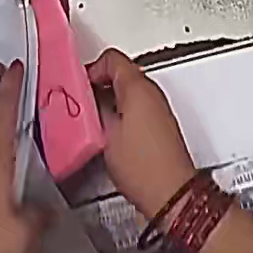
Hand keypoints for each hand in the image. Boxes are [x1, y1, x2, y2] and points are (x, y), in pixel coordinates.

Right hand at [87, 50, 198, 217]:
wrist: (172, 195)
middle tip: (84, 101)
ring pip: (129, 90)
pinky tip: (111, 133)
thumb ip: (94, 108)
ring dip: (110, 99)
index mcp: (137, 87)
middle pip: (121, 72)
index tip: (80, 84)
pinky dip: (123, 112)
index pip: (111, 58)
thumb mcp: (105, 135)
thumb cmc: (144, 167)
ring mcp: (159, 108)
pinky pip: (138, 106)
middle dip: (99, 84)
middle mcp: (152, 92)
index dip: (92, 69)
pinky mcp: (161, 124)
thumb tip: (88, 99)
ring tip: (95, 120)